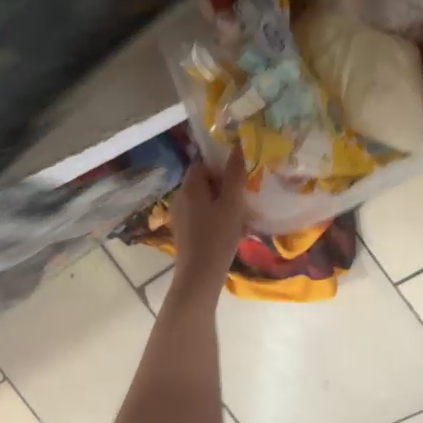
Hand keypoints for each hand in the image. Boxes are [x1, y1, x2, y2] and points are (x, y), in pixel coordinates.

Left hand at [169, 150, 247, 292]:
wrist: (200, 275)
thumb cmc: (217, 236)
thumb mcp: (232, 204)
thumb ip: (235, 175)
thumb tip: (237, 147)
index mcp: (189, 187)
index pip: (202, 164)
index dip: (220, 166)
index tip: (238, 177)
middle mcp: (180, 197)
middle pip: (202, 182)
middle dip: (223, 185)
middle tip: (243, 196)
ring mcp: (179, 216)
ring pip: (203, 200)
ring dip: (220, 202)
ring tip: (240, 214)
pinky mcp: (183, 231)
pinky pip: (200, 215)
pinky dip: (214, 216)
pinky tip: (230, 229)